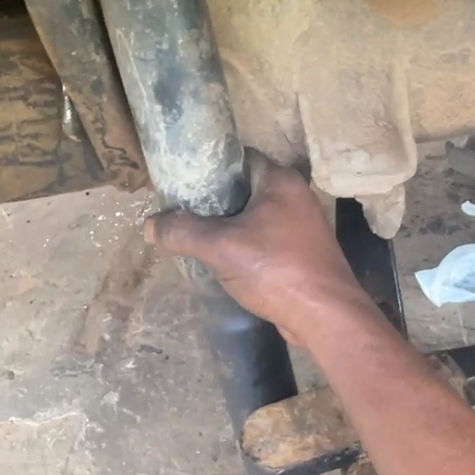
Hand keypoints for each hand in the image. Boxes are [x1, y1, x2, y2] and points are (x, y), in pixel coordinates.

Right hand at [143, 153, 378, 344]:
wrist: (325, 316)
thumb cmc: (275, 269)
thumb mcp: (220, 247)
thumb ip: (182, 232)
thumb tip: (150, 226)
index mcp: (280, 181)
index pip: (240, 157)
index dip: (211, 165)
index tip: (183, 179)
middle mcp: (295, 196)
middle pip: (245, 187)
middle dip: (215, 199)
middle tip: (183, 210)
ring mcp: (302, 226)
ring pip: (255, 216)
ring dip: (228, 225)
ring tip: (197, 235)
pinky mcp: (303, 253)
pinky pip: (265, 239)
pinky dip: (245, 245)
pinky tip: (224, 260)